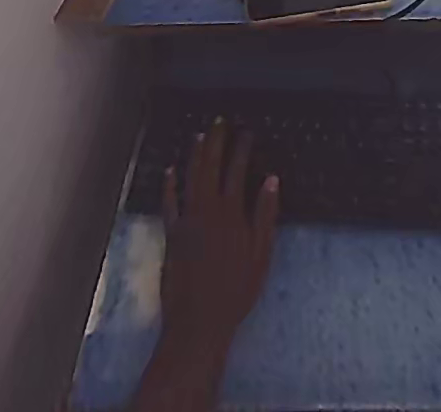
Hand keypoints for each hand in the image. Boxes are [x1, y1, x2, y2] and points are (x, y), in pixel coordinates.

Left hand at [159, 120, 279, 350]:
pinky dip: (169, 183)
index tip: (247, 132)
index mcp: (231, 212)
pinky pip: (169, 201)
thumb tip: (271, 179)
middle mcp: (207, 208)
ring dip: (195, 154)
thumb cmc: (236, 290)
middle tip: (220, 121)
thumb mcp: (261, 255)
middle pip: (210, 166)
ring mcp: (186, 218)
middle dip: (216, 141)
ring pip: (190, 177)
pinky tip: (171, 169)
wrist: (200, 319)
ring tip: (200, 135)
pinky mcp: (171, 231)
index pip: (237, 170)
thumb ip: (265, 215)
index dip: (241, 148)